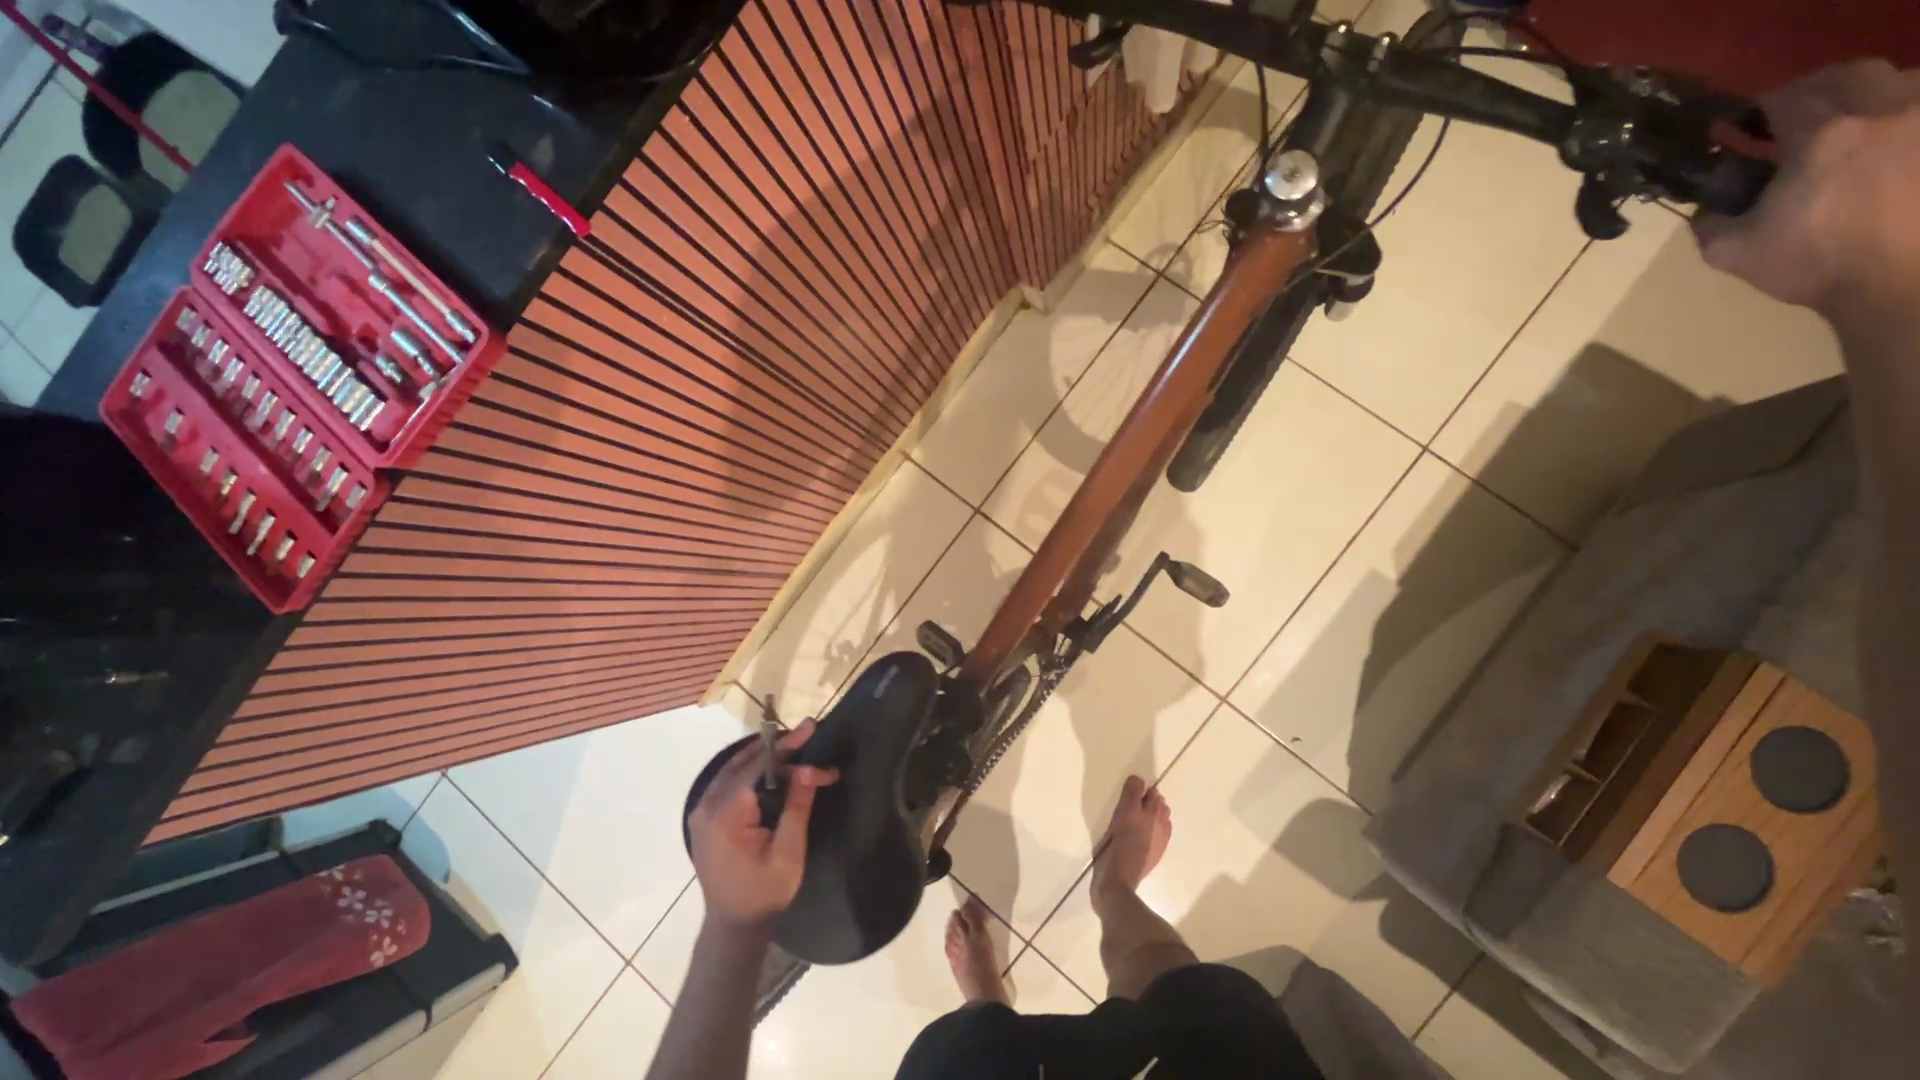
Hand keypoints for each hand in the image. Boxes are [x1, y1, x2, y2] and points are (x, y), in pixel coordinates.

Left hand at [687, 719, 838, 929]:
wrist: (733, 926)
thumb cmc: (764, 893)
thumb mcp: (788, 852)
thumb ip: (796, 807)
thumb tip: (810, 769)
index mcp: (725, 815)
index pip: (757, 767)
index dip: (787, 747)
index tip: (810, 729)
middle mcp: (706, 807)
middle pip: (743, 762)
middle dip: (777, 748)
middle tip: (807, 735)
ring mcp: (701, 812)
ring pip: (733, 769)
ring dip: (764, 758)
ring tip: (796, 748)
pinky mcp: (705, 819)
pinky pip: (727, 783)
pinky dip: (751, 772)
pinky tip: (774, 770)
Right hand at [1694, 60, 1919, 316]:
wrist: (1900, 283)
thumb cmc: (1816, 265)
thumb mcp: (1735, 253)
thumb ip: (1709, 225)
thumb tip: (1703, 209)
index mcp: (1823, 137)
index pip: (1786, 97)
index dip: (1762, 108)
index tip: (1747, 127)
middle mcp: (1883, 113)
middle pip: (1850, 75)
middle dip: (1818, 91)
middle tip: (1800, 117)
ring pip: (1901, 82)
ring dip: (1870, 98)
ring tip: (1854, 129)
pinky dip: (1903, 119)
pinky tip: (1889, 144)